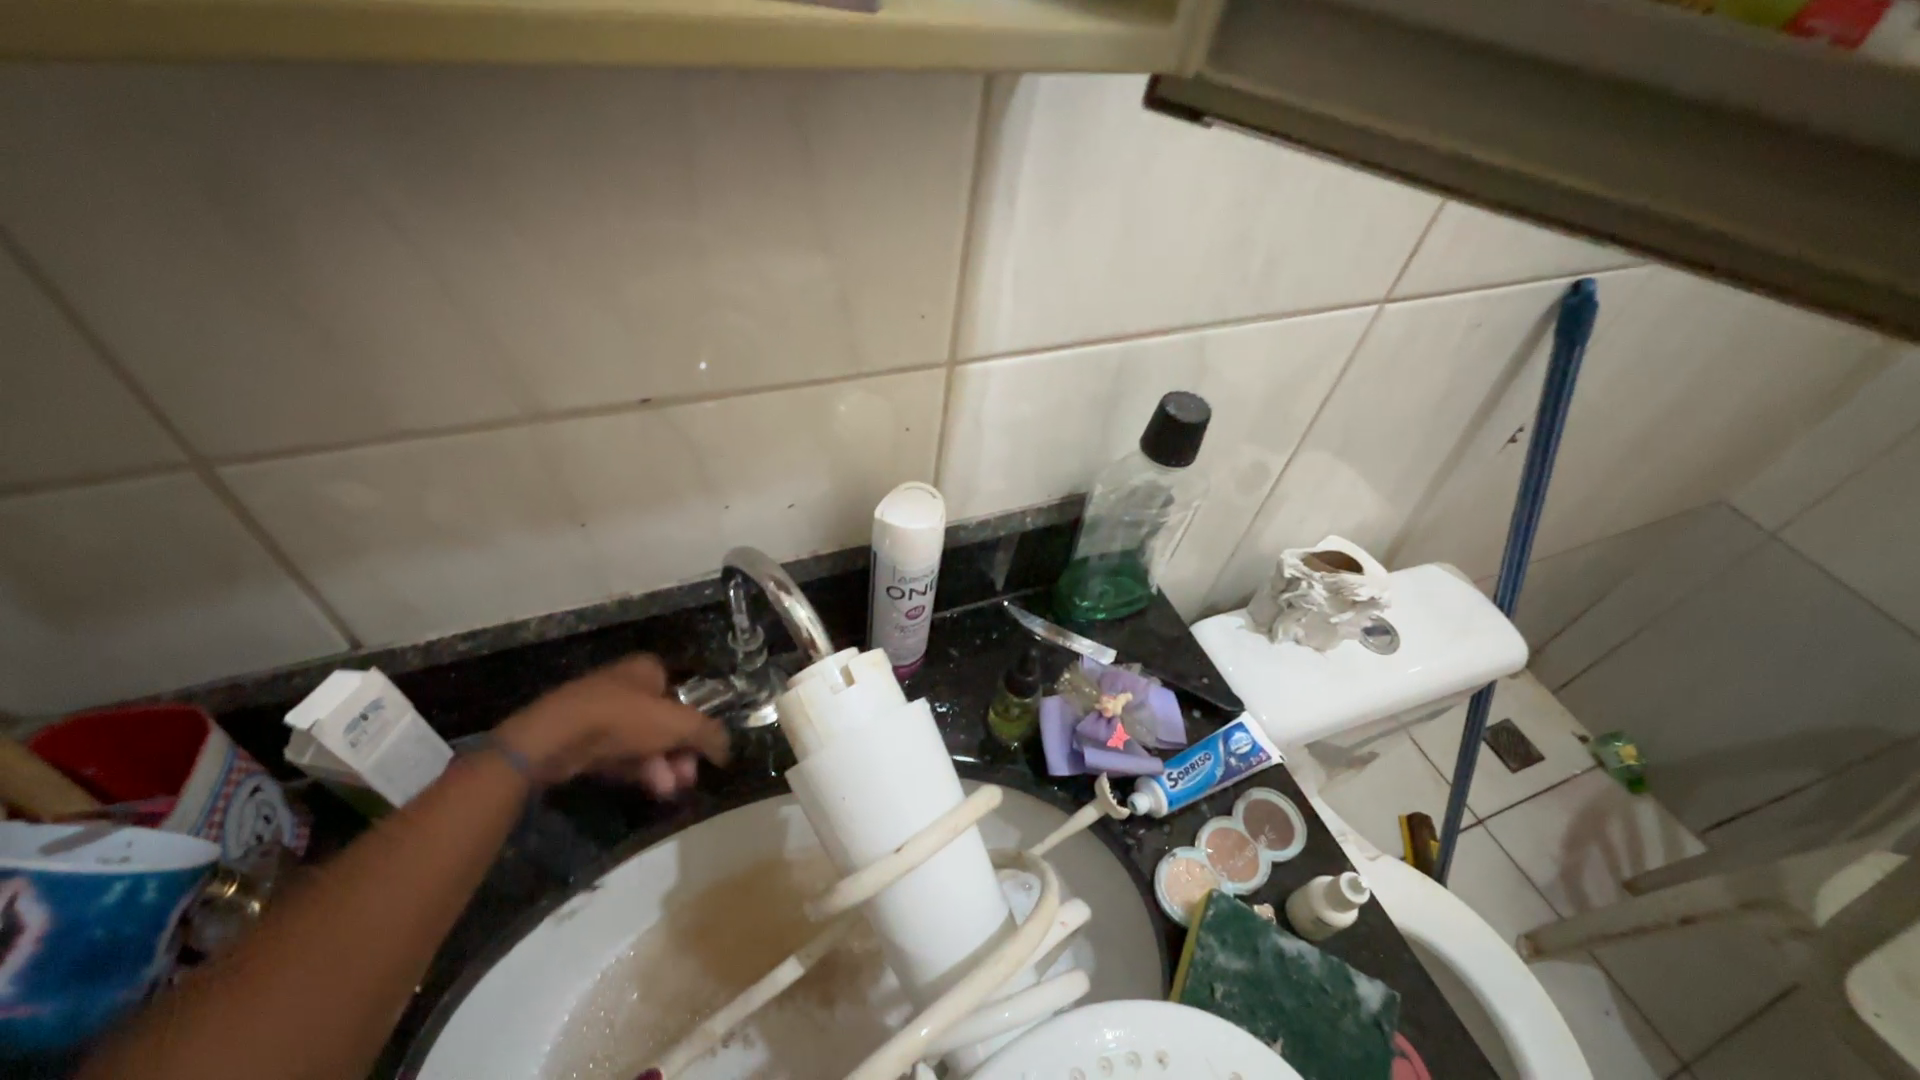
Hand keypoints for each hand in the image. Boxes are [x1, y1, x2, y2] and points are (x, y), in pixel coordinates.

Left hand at [493, 654, 729, 796]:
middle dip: (679, 753)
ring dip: (660, 767)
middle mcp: (625, 686)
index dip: (696, 723)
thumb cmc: (624, 719)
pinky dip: (635, 770)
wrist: (556, 738)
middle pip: (664, 723)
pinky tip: (647, 789)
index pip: (683, 694)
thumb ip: (709, 734)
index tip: (704, 751)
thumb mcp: (679, 724)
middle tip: (687, 778)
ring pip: (642, 742)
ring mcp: (601, 713)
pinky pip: (618, 755)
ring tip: (667, 790)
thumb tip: (726, 748)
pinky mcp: (582, 740)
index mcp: (648, 670)